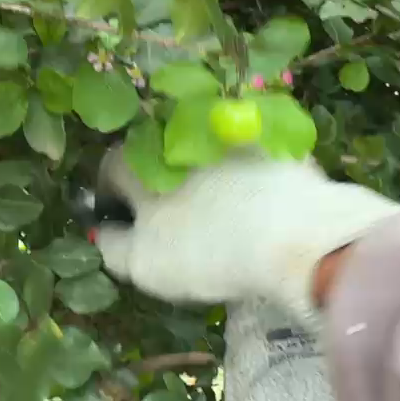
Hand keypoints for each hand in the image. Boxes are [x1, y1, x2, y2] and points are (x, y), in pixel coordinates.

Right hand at [92, 151, 398, 314]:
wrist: (294, 234)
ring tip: (218, 217)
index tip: (122, 220)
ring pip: (203, 156)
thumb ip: (112, 246)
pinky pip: (247, 159)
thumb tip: (105, 233)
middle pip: (156, 157)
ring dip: (202, 178)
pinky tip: (258, 212)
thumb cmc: (202, 249)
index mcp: (137, 161)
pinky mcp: (273, 143)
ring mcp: (228, 135)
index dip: (111, 195)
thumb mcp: (141, 264)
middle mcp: (177, 135)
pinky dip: (245, 179)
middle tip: (170, 221)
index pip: (109, 167)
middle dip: (156, 183)